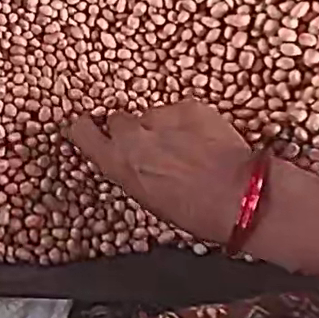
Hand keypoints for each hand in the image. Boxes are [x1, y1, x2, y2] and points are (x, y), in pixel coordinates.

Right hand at [66, 101, 253, 244]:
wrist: (235, 195)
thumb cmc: (194, 211)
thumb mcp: (149, 199)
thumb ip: (133, 171)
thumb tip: (136, 162)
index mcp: (117, 163)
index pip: (82, 130)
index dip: (88, 128)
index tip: (92, 128)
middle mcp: (132, 136)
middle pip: (119, 120)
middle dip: (133, 131)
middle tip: (154, 148)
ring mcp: (161, 116)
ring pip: (153, 114)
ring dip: (165, 127)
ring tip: (188, 148)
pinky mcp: (188, 106)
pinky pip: (182, 111)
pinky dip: (191, 122)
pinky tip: (206, 141)